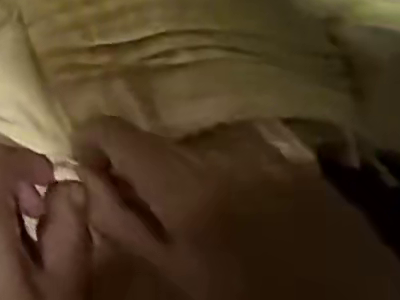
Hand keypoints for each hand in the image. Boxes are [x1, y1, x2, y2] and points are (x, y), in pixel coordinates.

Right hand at [73, 117, 399, 299]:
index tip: (94, 170)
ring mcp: (274, 161)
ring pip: (202, 146)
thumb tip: (84, 174)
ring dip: (190, 168)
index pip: (108, 127)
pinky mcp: (314, 178)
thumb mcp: (170, 272)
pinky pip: (252, 158)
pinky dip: (237, 176)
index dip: (90, 143)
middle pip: (156, 139)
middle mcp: (221, 156)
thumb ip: (115, 216)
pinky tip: (253, 214)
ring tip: (206, 208)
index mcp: (179, 179)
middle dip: (143, 164)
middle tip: (151, 201)